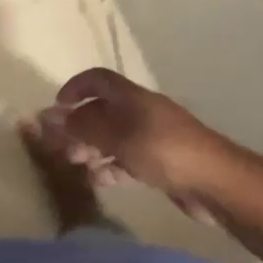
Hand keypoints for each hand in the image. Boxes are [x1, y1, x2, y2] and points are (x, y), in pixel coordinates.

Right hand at [43, 68, 234, 197]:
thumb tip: (47, 115)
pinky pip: (126, 160)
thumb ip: (82, 127)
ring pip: (112, 138)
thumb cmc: (162, 149)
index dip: (75, 88)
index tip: (57, 108)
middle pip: (102, 112)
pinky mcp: (159, 164)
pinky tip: (97, 181)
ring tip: (76, 165)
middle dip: (79, 127)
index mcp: (131, 96)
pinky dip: (110, 168)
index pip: (97, 79)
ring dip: (92, 149)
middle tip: (61, 147)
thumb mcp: (117, 136)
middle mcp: (139, 112)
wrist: (215, 182)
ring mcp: (150, 138)